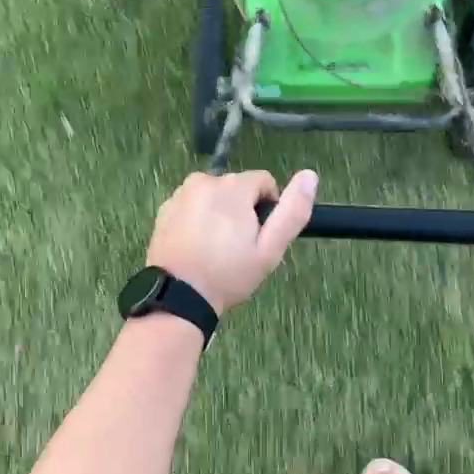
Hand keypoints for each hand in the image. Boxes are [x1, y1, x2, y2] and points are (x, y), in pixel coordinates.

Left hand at [146, 170, 317, 312]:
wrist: (179, 296)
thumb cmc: (228, 275)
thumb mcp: (269, 250)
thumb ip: (292, 212)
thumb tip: (309, 176)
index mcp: (232, 186)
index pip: (264, 182)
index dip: (267, 210)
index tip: (258, 238)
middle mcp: (204, 181)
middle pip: (236, 189)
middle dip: (241, 212)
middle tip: (237, 248)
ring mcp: (180, 194)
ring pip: (213, 198)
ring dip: (218, 215)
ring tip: (215, 250)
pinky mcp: (164, 210)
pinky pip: (191, 208)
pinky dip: (196, 221)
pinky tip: (196, 248)